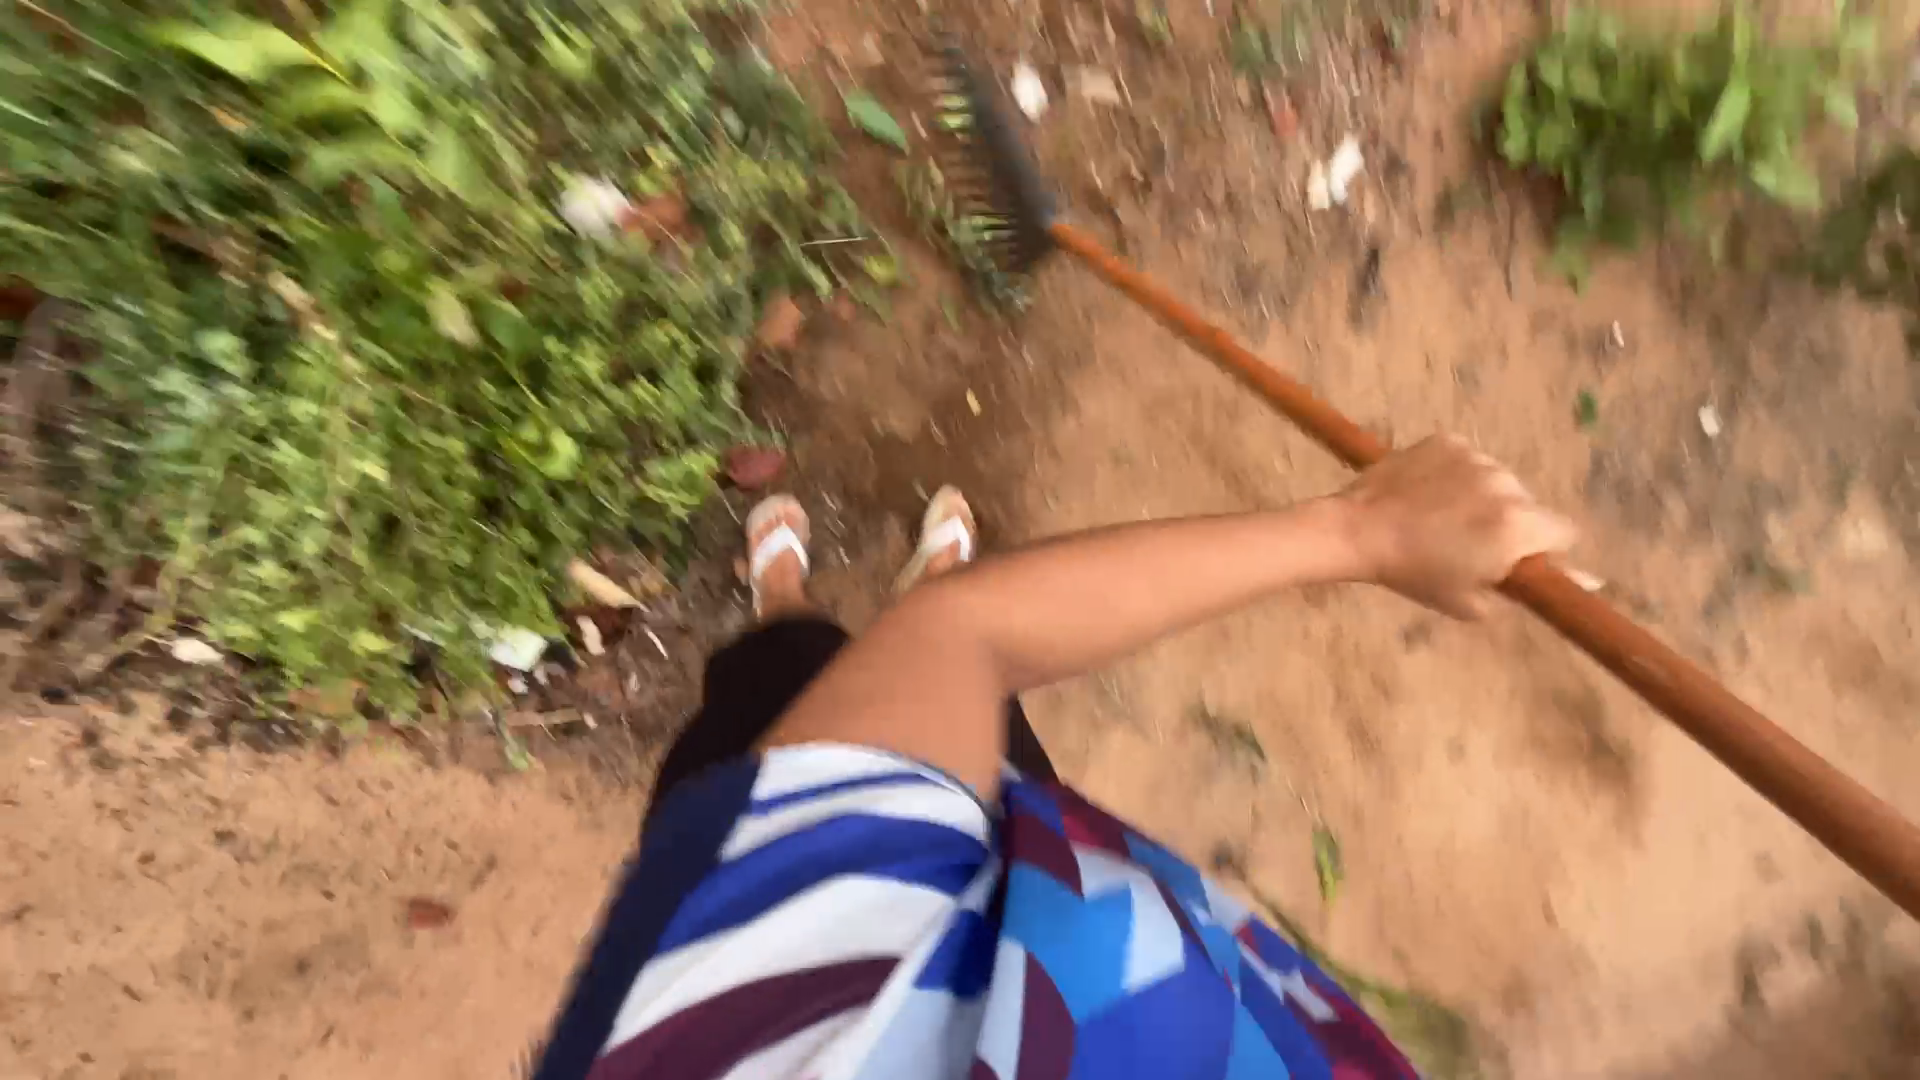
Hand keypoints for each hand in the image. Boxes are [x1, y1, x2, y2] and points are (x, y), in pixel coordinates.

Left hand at [1335, 435, 1575, 618]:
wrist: (1354, 530)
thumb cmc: (1411, 572)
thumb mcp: (1471, 600)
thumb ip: (1530, 590)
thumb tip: (1587, 580)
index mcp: (1520, 526)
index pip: (1564, 533)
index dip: (1543, 549)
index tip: (1515, 558)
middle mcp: (1507, 484)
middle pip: (1527, 505)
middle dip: (1507, 522)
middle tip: (1462, 540)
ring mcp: (1475, 457)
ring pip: (1495, 480)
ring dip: (1479, 495)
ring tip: (1434, 515)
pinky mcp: (1446, 440)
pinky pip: (1464, 459)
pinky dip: (1451, 473)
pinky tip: (1422, 492)